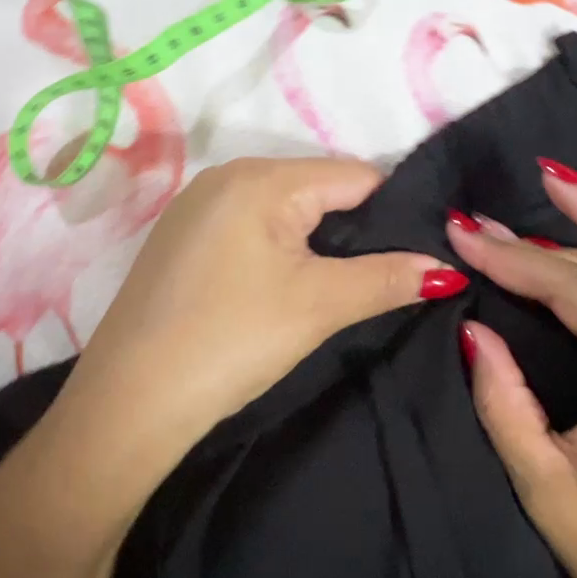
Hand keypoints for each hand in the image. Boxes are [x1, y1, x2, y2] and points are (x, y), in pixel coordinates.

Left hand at [61, 157, 458, 467]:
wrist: (129, 401)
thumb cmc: (232, 340)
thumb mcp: (320, 306)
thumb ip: (388, 278)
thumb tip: (447, 268)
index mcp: (262, 178)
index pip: (355, 177)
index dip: (395, 213)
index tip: (421, 253)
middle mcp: (227, 175)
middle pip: (319, 188)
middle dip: (357, 228)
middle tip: (386, 276)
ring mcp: (197, 206)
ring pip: (284, 209)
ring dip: (318, 241)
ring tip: (341, 285)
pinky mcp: (181, 238)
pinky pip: (250, 226)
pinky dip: (279, 248)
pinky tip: (282, 289)